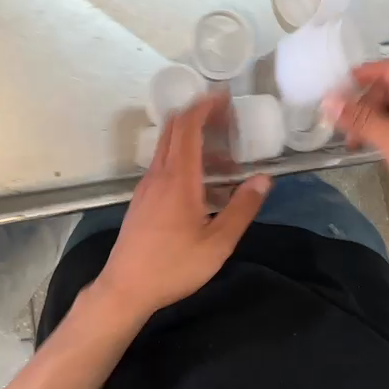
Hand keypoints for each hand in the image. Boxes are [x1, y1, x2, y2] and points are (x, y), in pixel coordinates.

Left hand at [94, 95, 271, 317]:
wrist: (125, 288)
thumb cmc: (173, 267)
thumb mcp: (218, 243)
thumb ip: (242, 208)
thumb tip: (263, 179)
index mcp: (178, 179)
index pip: (187, 127)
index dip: (205, 107)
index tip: (225, 99)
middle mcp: (158, 175)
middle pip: (174, 130)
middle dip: (199, 118)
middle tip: (228, 121)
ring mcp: (146, 188)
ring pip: (168, 150)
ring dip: (195, 145)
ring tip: (227, 165)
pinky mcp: (141, 201)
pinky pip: (164, 168)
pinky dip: (185, 163)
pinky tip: (204, 190)